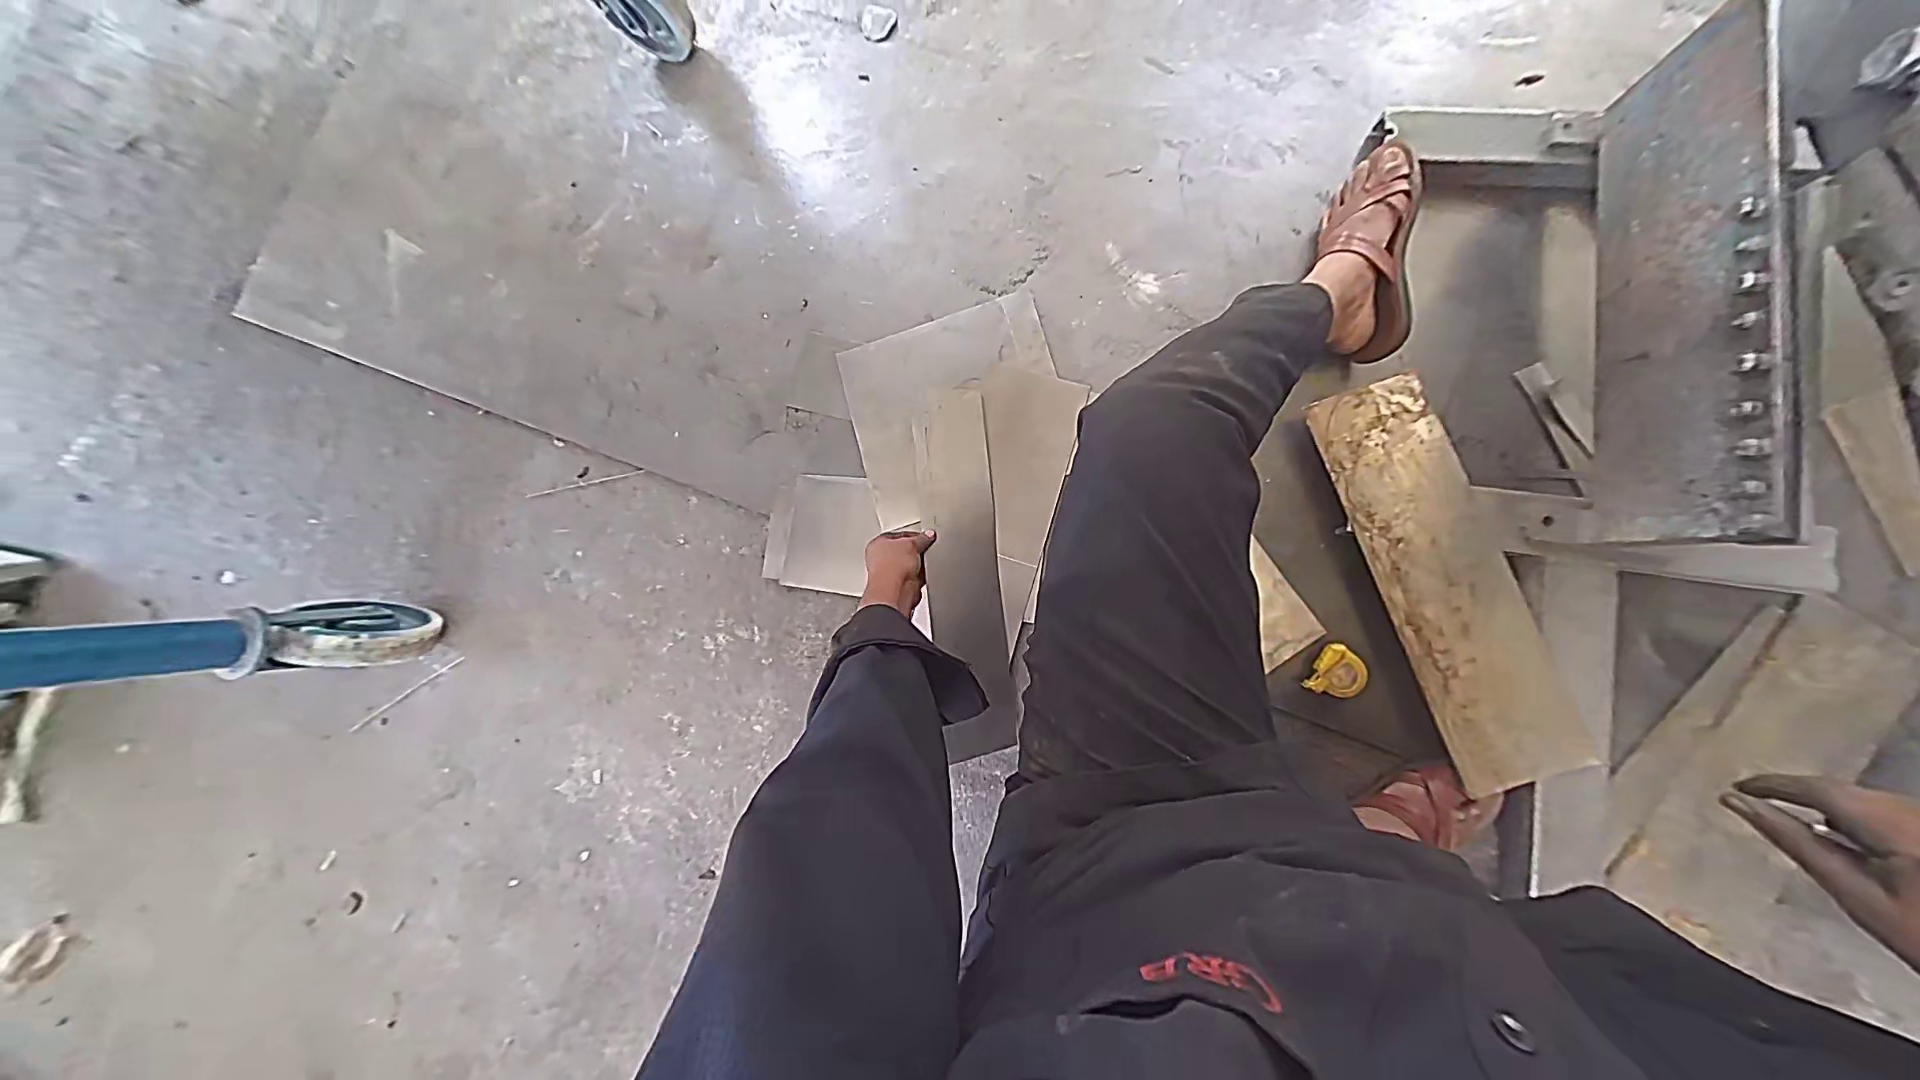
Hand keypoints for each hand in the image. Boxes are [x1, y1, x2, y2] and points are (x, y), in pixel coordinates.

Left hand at [858, 530, 934, 616]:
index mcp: (877, 544)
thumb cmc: (892, 567)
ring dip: (918, 565)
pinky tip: (920, 576)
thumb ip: (922, 538)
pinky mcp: (898, 587)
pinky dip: (919, 577)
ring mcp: (889, 574)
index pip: (898, 536)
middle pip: (903, 551)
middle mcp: (880, 559)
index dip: (913, 535)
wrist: (895, 592)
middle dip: (916, 551)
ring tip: (921, 565)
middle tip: (925, 549)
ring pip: (910, 566)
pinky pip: (914, 578)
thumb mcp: (912, 544)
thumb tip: (928, 536)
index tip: (926, 536)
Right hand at [1722, 774, 1919, 972]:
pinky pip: (1894, 812)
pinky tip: (1849, 829)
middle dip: (1801, 791)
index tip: (1736, 788)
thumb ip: (1797, 842)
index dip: (1775, 785)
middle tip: (1756, 796)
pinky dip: (1860, 814)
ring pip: (1871, 799)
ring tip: (1794, 810)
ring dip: (1830, 801)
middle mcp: (1916, 816)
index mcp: (1895, 827)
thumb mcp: (1854, 892)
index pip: (1821, 790)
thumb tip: (1735, 801)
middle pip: (1848, 791)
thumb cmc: (1918, 931)